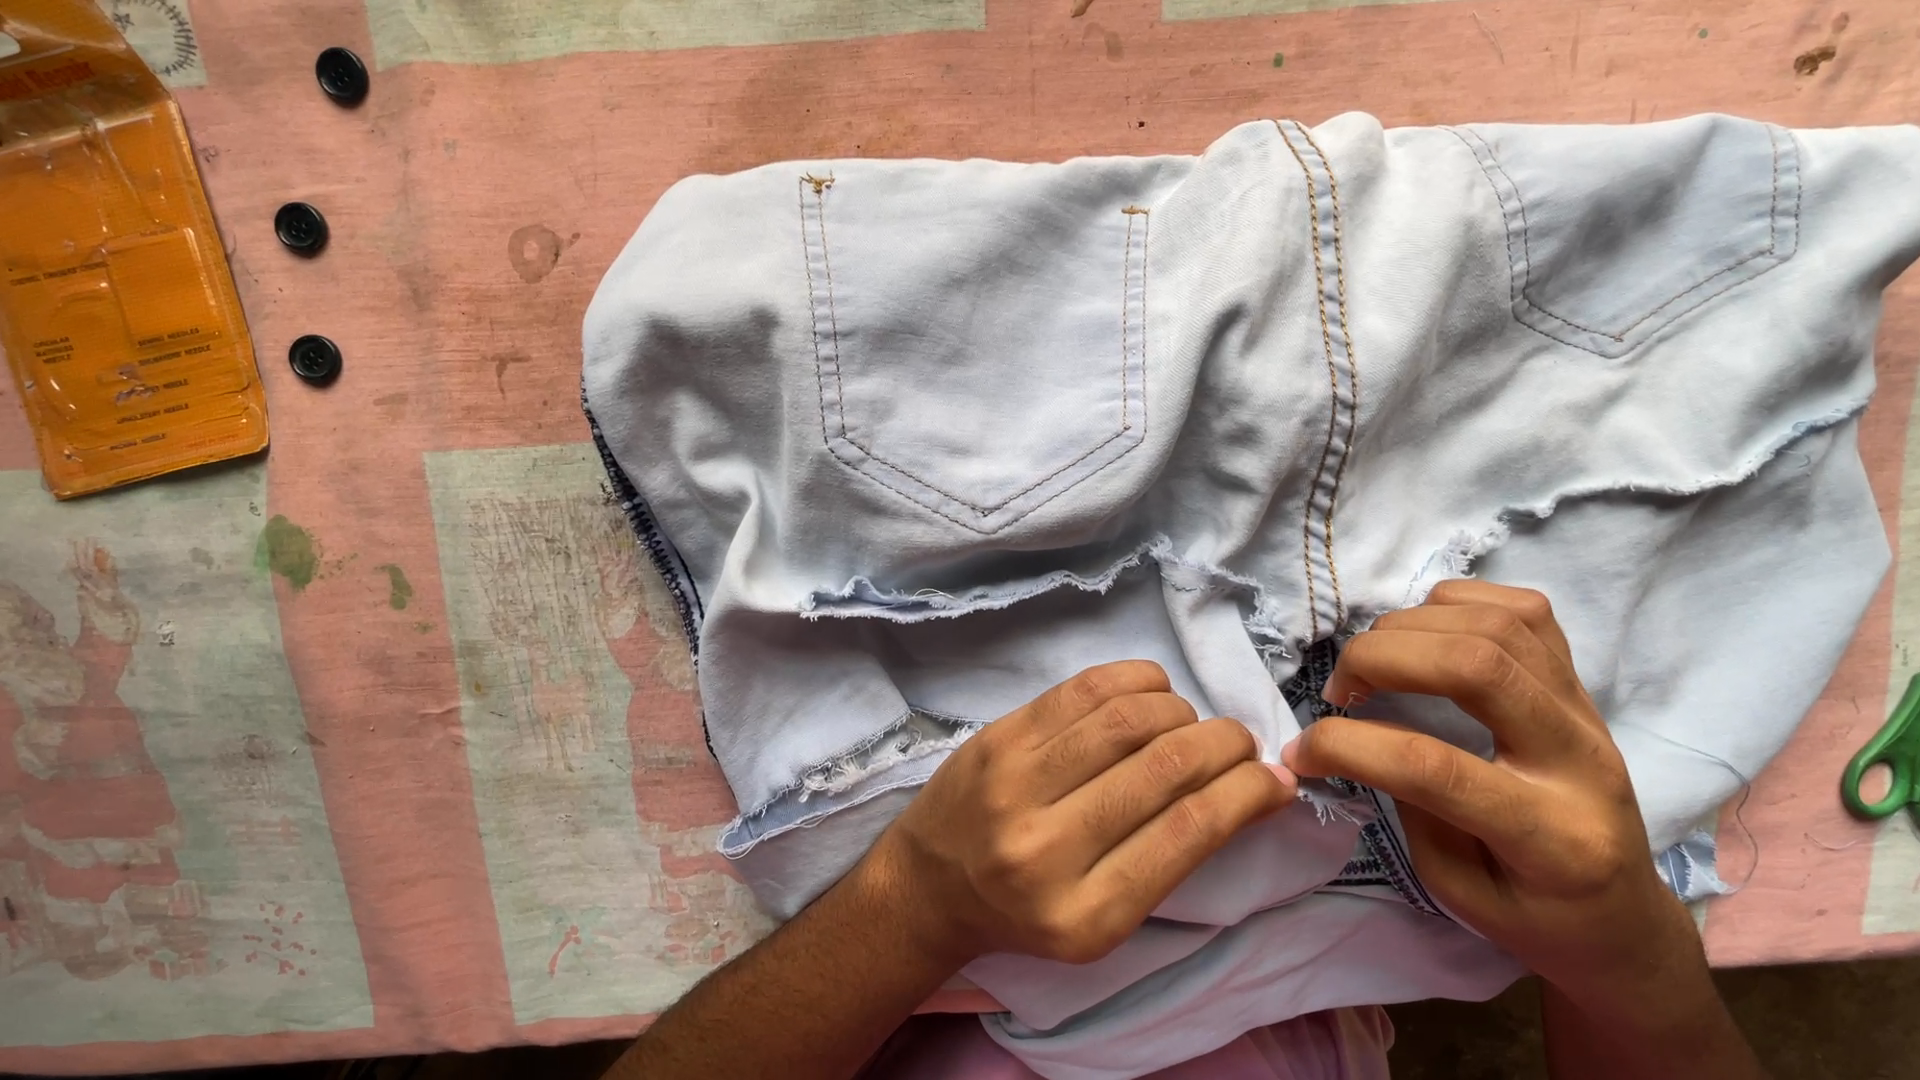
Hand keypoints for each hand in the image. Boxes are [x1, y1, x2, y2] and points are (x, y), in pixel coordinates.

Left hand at [858, 660, 1294, 966]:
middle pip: (1162, 768)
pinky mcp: (996, 737)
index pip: (1187, 832)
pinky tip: (1154, 690)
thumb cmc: (1026, 910)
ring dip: (1181, 712)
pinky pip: (1081, 689)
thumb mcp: (1101, 920)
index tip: (1274, 777)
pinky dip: (1135, 679)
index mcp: (1085, 914)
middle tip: (1241, 741)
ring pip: (1125, 720)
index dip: (1245, 793)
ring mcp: (1014, 784)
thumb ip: (1170, 857)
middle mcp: (1045, 847)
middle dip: (1223, 744)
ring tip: (1192, 722)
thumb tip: (1253, 788)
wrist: (929, 885)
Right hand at [1281, 581, 1700, 1020]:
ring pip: (1498, 626)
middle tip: (1339, 690)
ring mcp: (1588, 712)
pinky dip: (1457, 604)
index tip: (1301, 751)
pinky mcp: (1582, 685)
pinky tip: (1422, 632)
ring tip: (1373, 662)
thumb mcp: (1453, 887)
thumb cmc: (1530, 915)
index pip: (1434, 767)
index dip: (1348, 747)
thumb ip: (1411, 804)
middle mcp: (1582, 759)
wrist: (1623, 914)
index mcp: (1552, 836)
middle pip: (1476, 666)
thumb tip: (1354, 733)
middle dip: (1378, 659)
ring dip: (1410, 627)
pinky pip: (1526, 611)